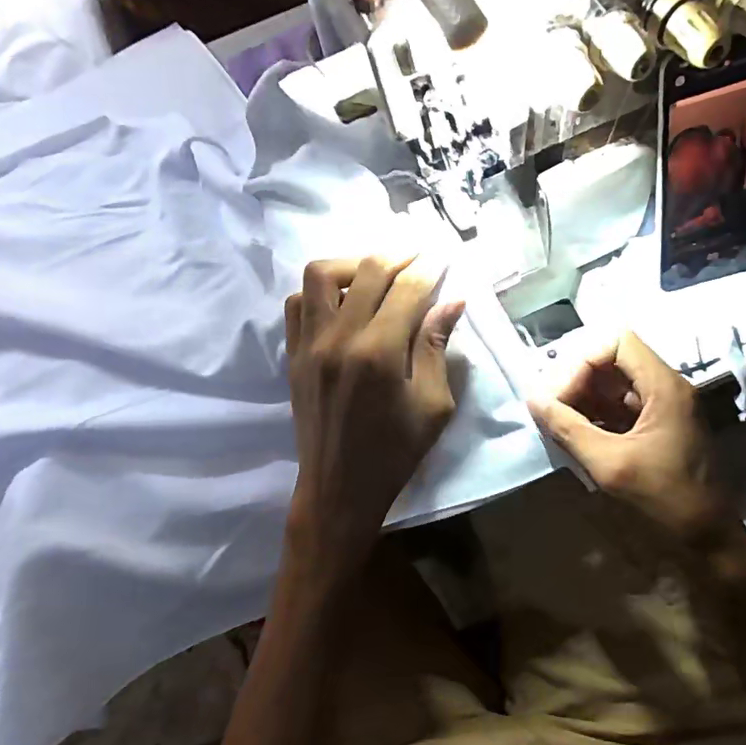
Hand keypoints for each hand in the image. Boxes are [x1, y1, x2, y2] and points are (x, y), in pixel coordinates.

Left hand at [285, 256, 465, 563]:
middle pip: (367, 271)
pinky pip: (297, 303)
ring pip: (321, 275)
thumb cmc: (395, 453)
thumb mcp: (433, 406)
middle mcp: (339, 338)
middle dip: (399, 257)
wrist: (339, 488)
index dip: (430, 268)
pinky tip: (343, 302)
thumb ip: (436, 347)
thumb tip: (452, 301)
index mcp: (379, 353)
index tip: (443, 256)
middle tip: (418, 258)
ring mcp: (309, 344)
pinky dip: (320, 291)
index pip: (407, 289)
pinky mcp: (293, 355)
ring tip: (377, 275)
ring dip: (353, 265)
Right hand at [527, 331, 730, 541]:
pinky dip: (596, 413)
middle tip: (554, 409)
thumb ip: (569, 428)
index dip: (583, 360)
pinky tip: (575, 432)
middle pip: (613, 359)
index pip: (616, 342)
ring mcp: (664, 405)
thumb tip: (534, 400)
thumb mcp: (610, 463)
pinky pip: (621, 404)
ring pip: (614, 382)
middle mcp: (666, 386)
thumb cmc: (664, 496)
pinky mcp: (658, 424)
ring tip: (559, 422)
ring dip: (584, 396)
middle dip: (578, 379)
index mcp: (664, 386)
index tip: (563, 395)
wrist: (706, 533)